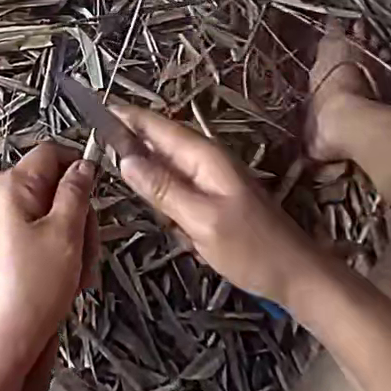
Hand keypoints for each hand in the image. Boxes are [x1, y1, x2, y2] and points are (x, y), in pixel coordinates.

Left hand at [0, 144, 97, 357]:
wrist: (3, 342)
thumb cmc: (28, 291)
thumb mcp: (65, 234)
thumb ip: (77, 193)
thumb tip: (85, 166)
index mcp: (13, 186)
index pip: (51, 152)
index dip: (79, 166)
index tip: (98, 191)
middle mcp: (7, 199)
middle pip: (59, 185)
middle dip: (81, 215)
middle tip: (85, 245)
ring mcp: (10, 224)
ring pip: (60, 215)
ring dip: (78, 241)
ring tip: (76, 270)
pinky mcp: (16, 247)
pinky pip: (51, 237)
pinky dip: (67, 255)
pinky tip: (68, 280)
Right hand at [111, 104, 323, 303]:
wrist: (299, 278)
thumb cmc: (252, 248)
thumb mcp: (200, 219)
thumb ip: (161, 187)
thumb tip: (123, 158)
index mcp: (202, 154)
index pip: (154, 124)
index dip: (123, 116)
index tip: (91, 111)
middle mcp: (203, 158)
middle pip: (155, 144)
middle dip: (132, 155)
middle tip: (116, 178)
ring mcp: (208, 177)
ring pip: (162, 170)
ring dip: (153, 190)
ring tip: (165, 218)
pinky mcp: (210, 197)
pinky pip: (175, 191)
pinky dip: (168, 207)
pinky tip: (180, 232)